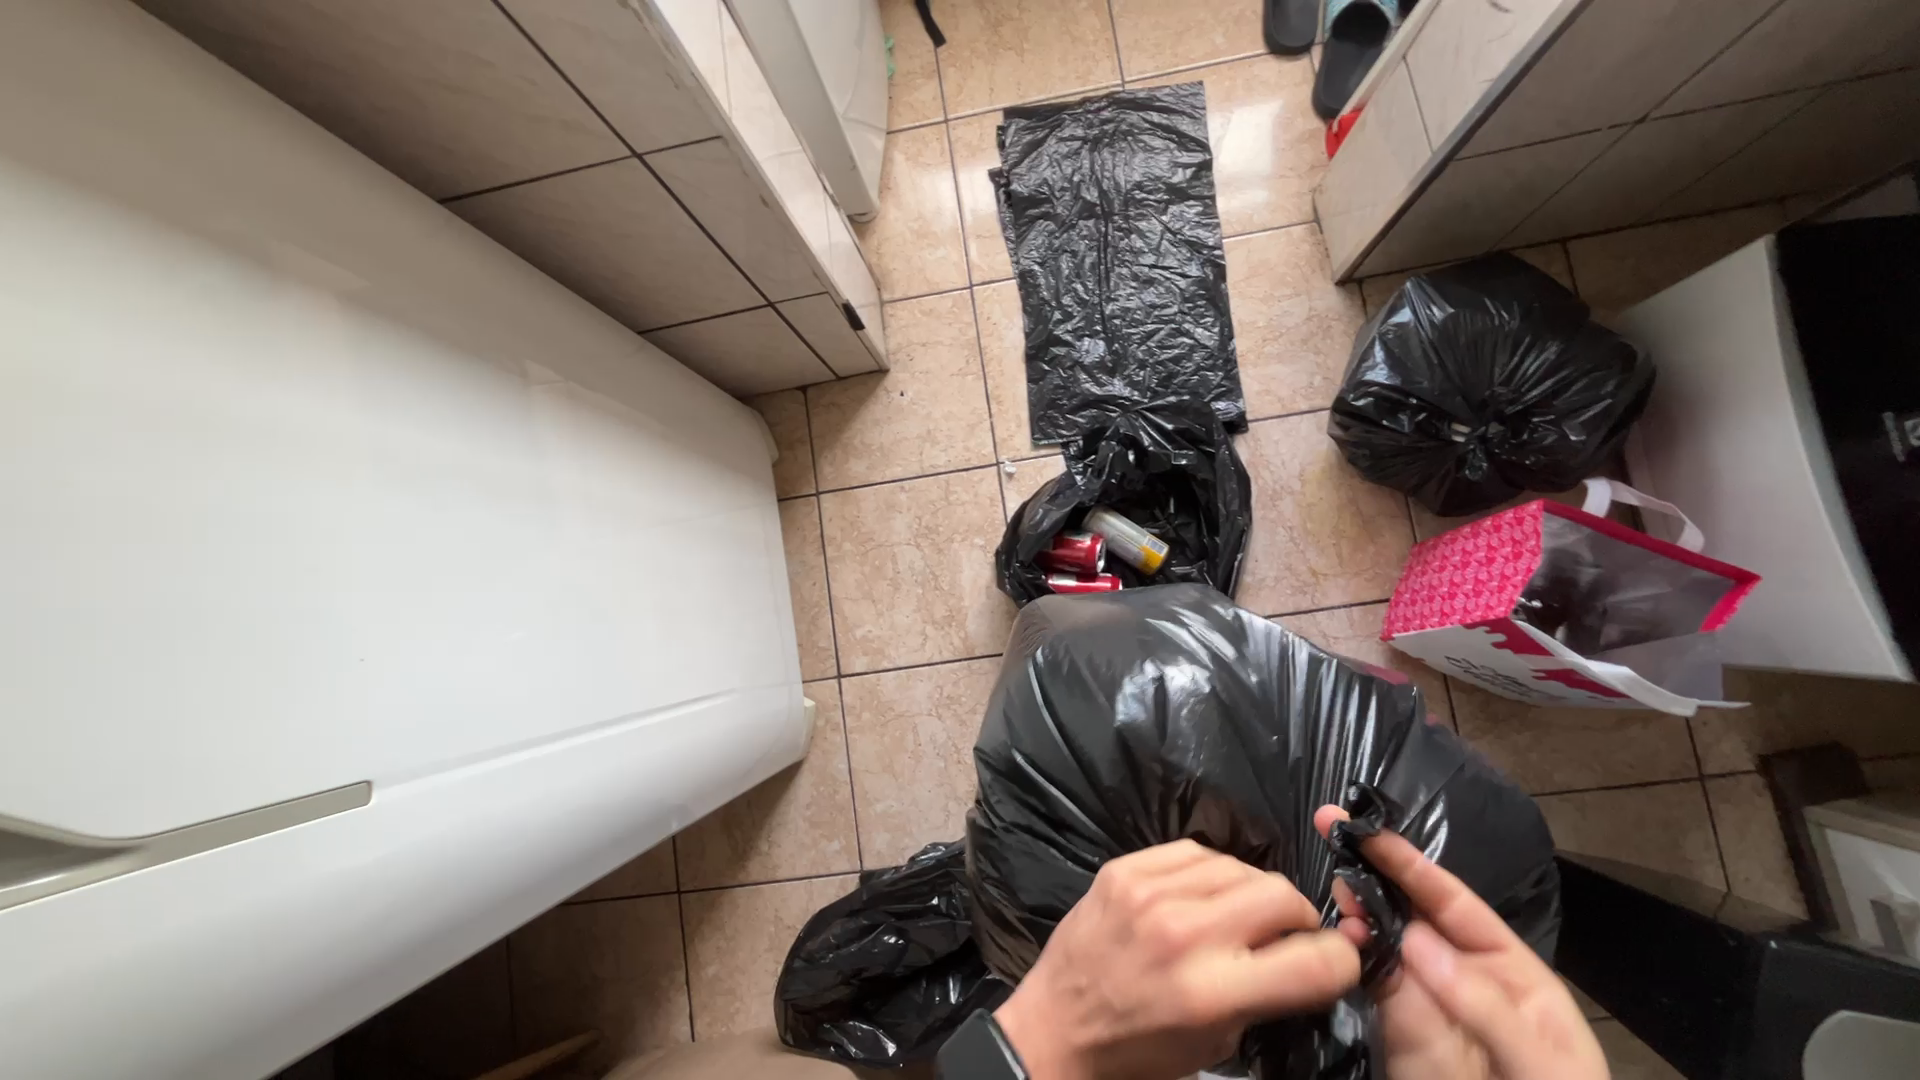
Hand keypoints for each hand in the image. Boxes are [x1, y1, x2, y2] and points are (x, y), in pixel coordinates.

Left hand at [992, 839, 1361, 1079]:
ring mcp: (1150, 893)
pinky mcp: (1123, 869)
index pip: (1313, 961)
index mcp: (1213, 992)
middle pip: (1280, 894)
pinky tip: (1204, 892)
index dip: (1340, 960)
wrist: (1057, 1022)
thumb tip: (1308, 954)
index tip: (1334, 960)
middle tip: (1287, 933)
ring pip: (1238, 866)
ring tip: (1241, 913)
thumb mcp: (1217, 1044)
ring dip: (1253, 891)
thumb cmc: (1140, 1048)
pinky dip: (1211, 871)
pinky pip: (1192, 850)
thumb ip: (1266, 997)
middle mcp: (1184, 933)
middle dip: (1299, 917)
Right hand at [1313, 806, 1607, 1079]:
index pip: (1455, 902)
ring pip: (1382, 940)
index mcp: (1510, 973)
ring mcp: (1425, 1002)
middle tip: (1330, 833)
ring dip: (1356, 909)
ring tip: (1335, 891)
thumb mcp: (1546, 1070)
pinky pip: (1369, 981)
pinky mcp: (1396, 1029)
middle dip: (1373, 871)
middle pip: (1411, 911)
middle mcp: (1461, 976)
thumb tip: (1416, 939)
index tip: (1368, 830)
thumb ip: (1484, 1006)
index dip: (1410, 862)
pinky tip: (1337, 940)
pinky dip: (1349, 955)